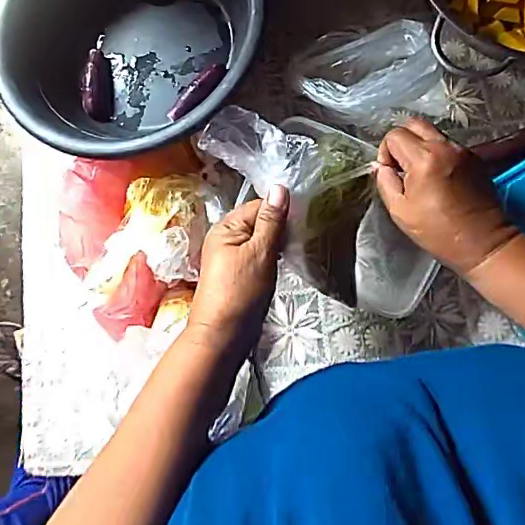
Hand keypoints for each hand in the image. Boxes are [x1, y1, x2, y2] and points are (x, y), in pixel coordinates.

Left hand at [188, 186, 287, 347]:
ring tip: (293, 252)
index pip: (258, 205)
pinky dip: (272, 259)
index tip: (301, 222)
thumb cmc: (239, 293)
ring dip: (277, 244)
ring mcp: (230, 257)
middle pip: (259, 221)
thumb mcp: (260, 252)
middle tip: (301, 239)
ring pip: (260, 240)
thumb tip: (279, 189)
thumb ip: (270, 221)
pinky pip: (258, 257)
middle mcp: (225, 239)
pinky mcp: (238, 275)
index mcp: (225, 227)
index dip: (280, 211)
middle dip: (280, 228)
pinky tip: (282, 266)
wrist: (223, 336)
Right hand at [375, 118, 518, 274]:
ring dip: (421, 147)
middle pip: (414, 124)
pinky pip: (448, 146)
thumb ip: (385, 181)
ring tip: (421, 174)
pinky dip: (438, 154)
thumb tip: (382, 167)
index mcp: (424, 159)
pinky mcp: (476, 159)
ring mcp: (464, 152)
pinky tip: (439, 178)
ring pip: (432, 133)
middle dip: (402, 140)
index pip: (394, 135)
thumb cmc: (438, 231)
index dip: (386, 153)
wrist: (484, 244)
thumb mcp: (399, 210)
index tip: (391, 173)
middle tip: (402, 165)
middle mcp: (446, 148)